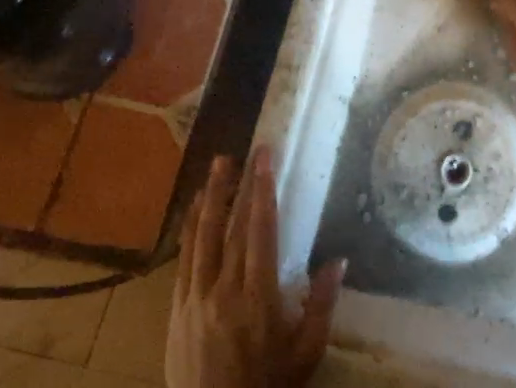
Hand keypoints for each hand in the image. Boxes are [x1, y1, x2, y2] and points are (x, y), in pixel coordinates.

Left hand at [167, 151, 344, 387]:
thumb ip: (321, 305)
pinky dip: (189, 230)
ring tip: (217, 166)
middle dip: (239, 185)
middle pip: (231, 227)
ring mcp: (195, 298)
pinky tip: (194, 210)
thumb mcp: (306, 353)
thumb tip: (339, 260)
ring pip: (202, 237)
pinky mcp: (177, 309)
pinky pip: (183, 260)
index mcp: (258, 298)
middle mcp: (224, 290)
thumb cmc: (268, 386)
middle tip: (244, 151)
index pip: (261, 232)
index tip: (265, 159)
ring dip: (211, 197)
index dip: (263, 192)